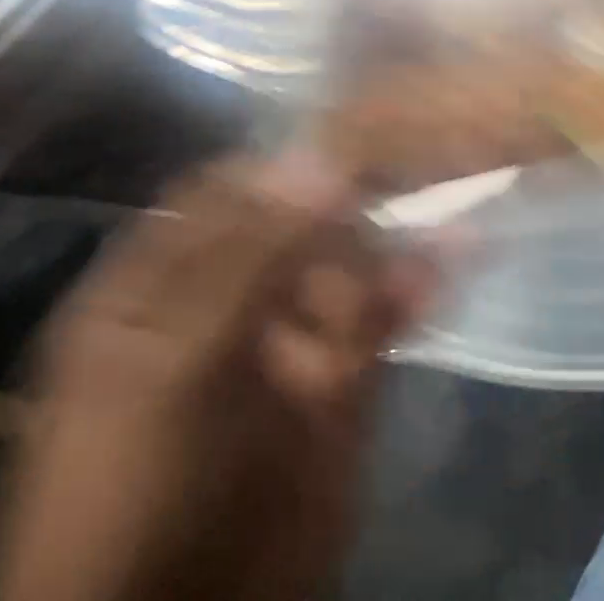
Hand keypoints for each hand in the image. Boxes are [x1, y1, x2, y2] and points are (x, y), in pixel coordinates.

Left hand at [0, 154, 436, 600]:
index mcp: (161, 288)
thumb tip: (321, 158)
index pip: (233, 194)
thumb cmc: (138, 481)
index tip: (378, 120)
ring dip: (405, 240)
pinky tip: (458, 258)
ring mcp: (292, 342)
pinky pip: (388, 319)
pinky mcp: (346, 379)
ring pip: (357, 269)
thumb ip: (253, 258)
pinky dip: (421, 289)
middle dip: (370, 194)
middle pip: (308, 225)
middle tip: (443, 153)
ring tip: (465, 203)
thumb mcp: (177, 362)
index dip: (299, 157)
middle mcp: (230, 302)